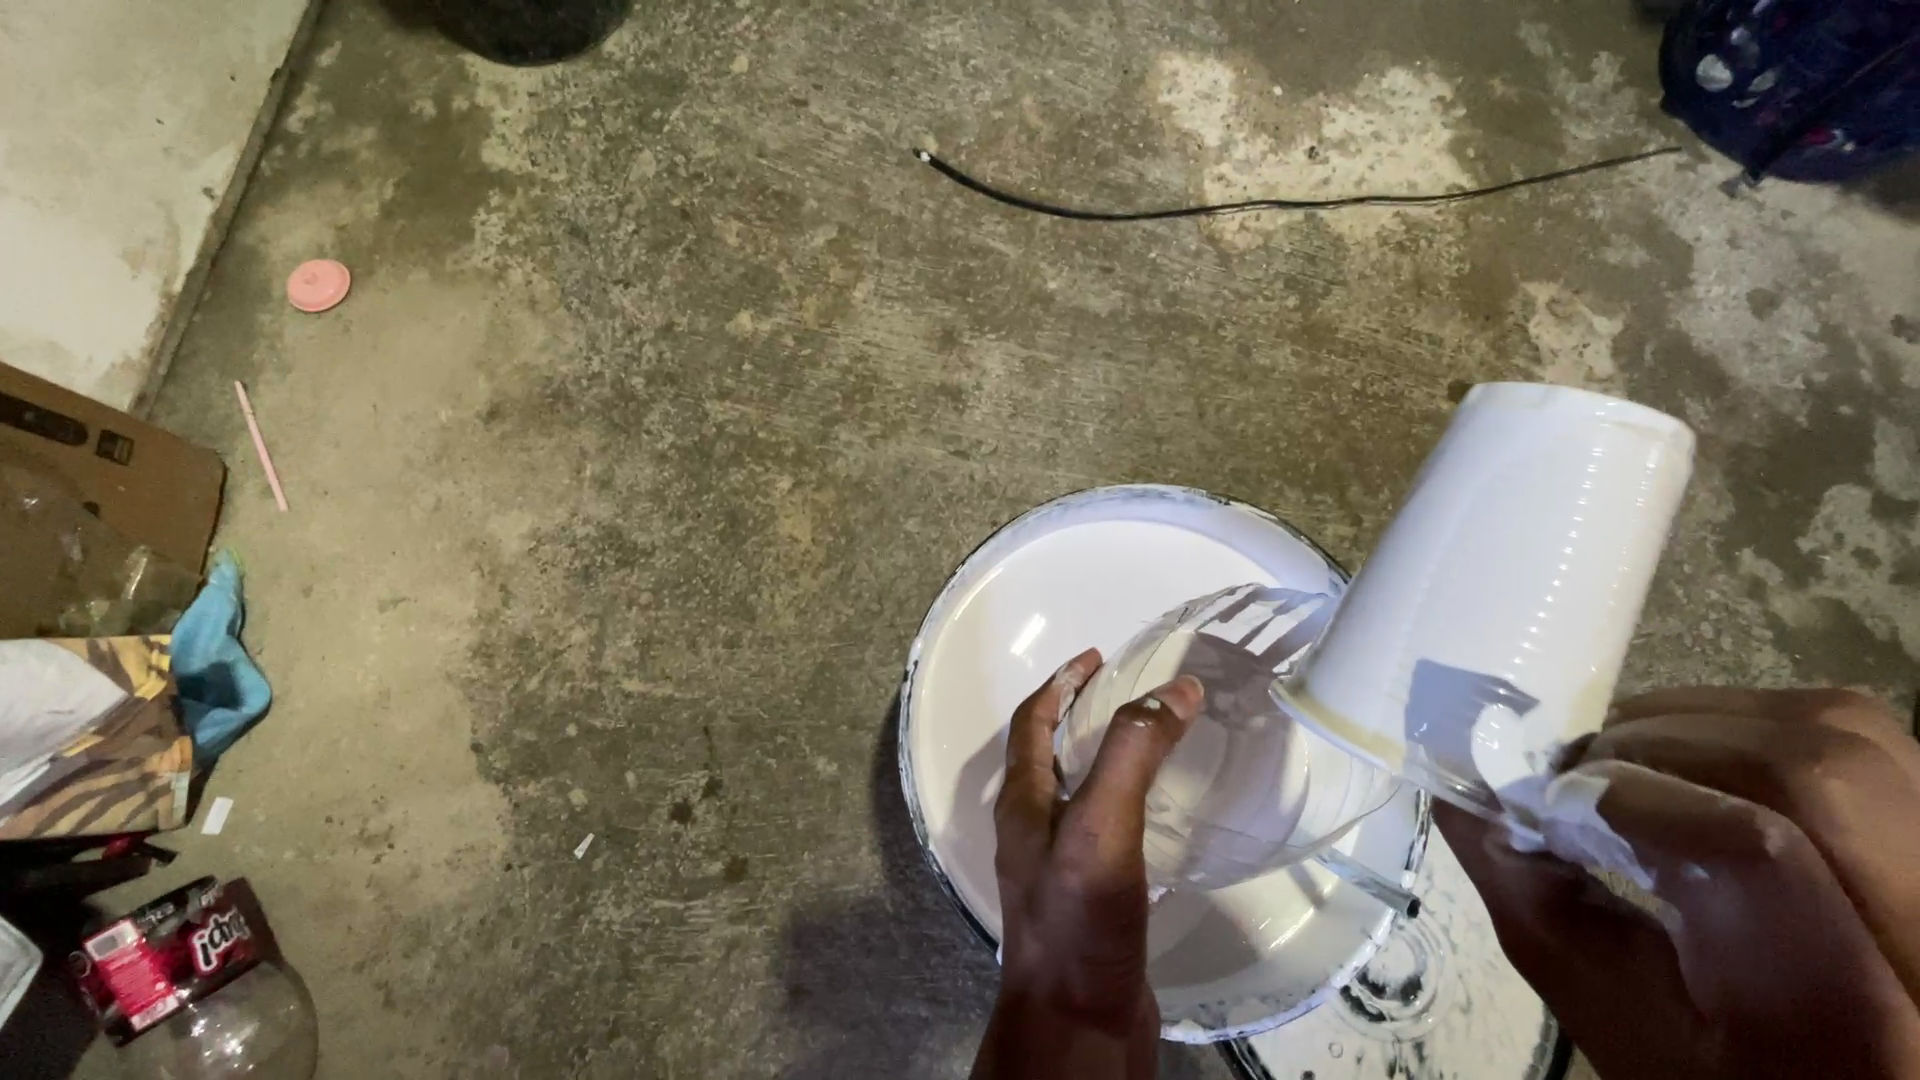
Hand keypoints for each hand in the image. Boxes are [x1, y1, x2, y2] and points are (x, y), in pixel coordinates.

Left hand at [970, 649, 1203, 1079]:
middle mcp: (1032, 826)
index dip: (1062, 683)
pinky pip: (1104, 828)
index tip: (1099, 657)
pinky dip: (1127, 801)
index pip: (1033, 721)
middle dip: (1084, 712)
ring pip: (1078, 789)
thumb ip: (1131, 754)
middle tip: (1132, 693)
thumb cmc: (1079, 921)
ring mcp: (1057, 864)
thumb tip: (1175, 690)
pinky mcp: (1087, 896)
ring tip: (1152, 741)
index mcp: (1023, 802)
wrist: (1078, 1024)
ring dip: (1106, 755)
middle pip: (1051, 750)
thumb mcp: (1102, 824)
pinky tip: (1162, 812)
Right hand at [1439, 688, 1919, 1078]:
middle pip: (1813, 774)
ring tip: (1640, 763)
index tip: (1555, 804)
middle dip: (1665, 744)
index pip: (1756, 850)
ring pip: (1847, 735)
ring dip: (1705, 722)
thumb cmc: (1700, 1062)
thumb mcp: (1597, 1000)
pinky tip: (1704, 762)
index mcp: (1842, 1018)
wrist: (1826, 1069)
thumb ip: (1523, 887)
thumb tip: (1457, 780)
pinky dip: (1756, 721)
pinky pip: (1867, 733)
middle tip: (1589, 775)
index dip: (1631, 796)